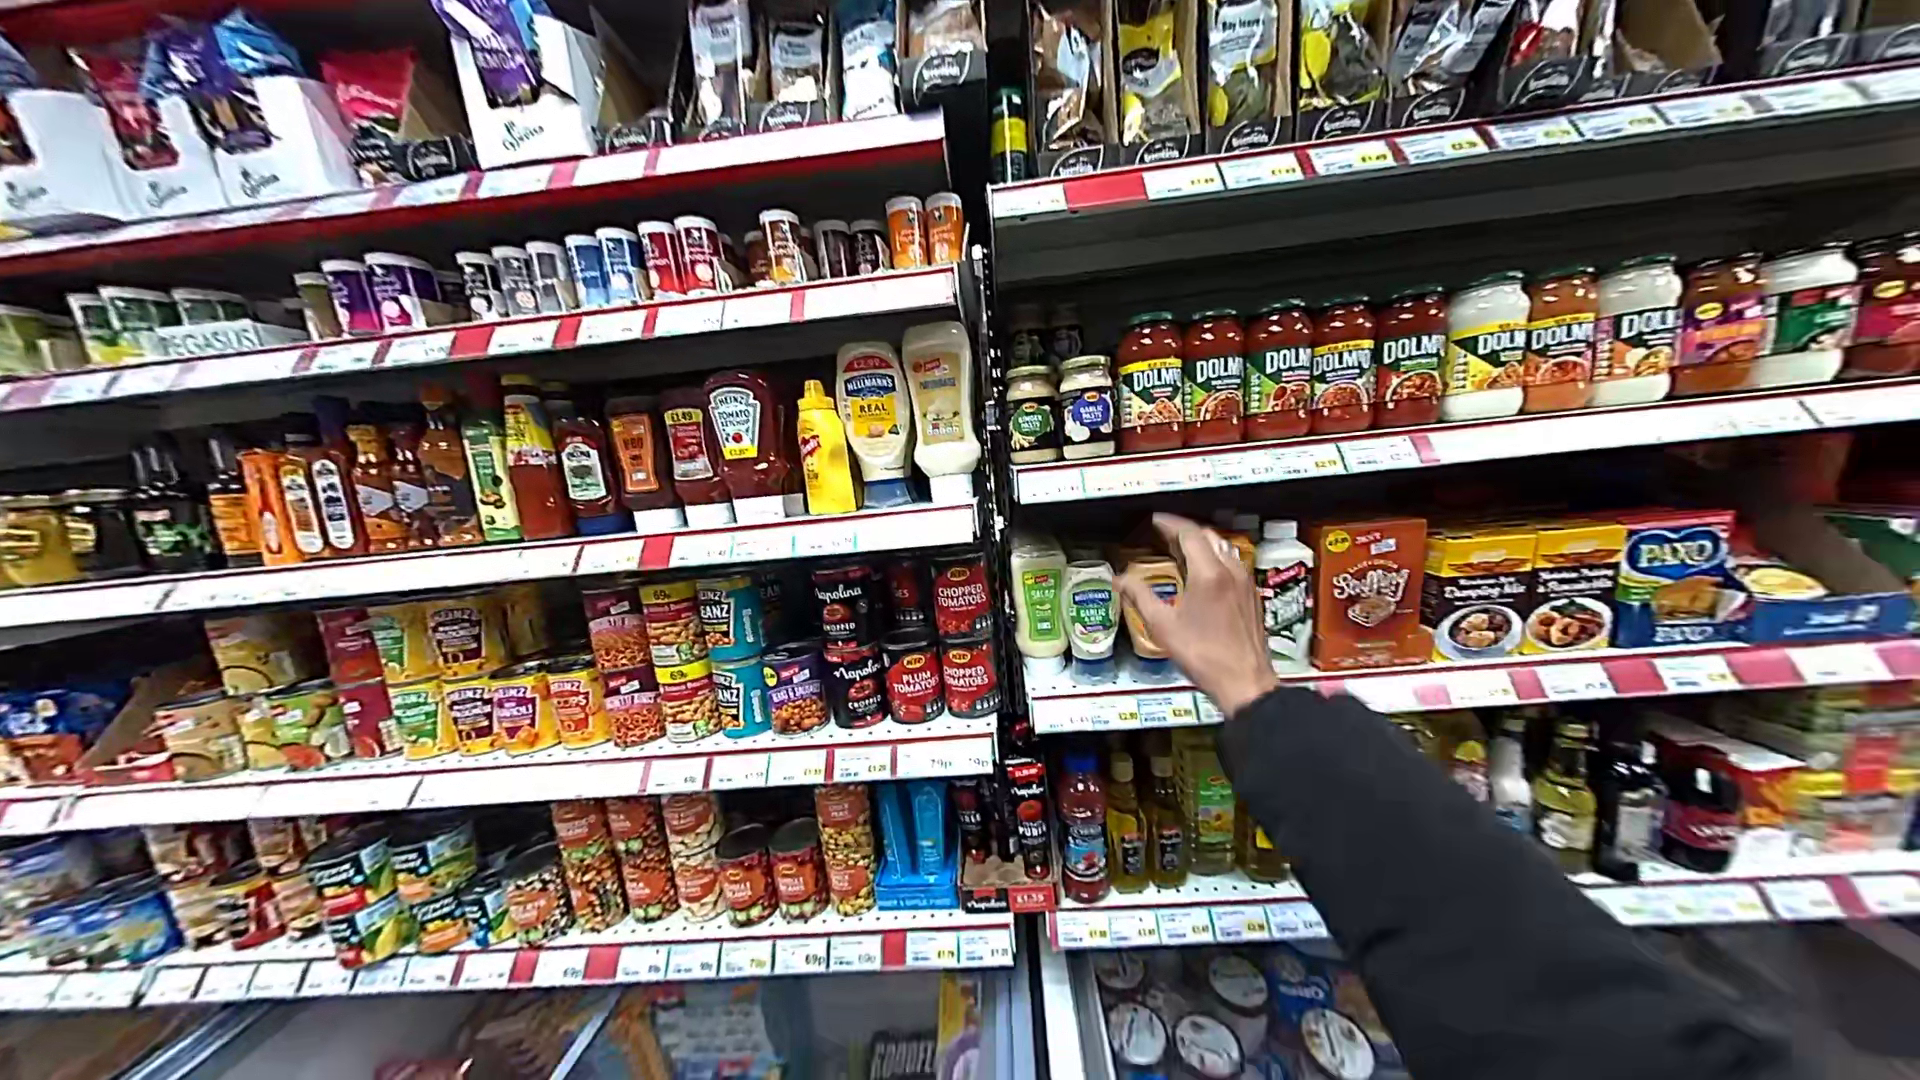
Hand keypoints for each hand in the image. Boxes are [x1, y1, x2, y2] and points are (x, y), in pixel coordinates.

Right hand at [1117, 513, 1277, 716]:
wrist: (1244, 682)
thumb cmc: (1204, 656)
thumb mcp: (1162, 626)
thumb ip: (1139, 596)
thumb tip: (1121, 580)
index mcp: (1209, 574)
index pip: (1189, 533)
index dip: (1169, 523)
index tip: (1155, 521)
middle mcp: (1231, 572)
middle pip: (1207, 536)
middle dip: (1184, 530)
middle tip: (1164, 533)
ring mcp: (1245, 584)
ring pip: (1222, 549)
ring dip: (1201, 543)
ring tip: (1180, 550)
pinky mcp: (1251, 596)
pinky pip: (1232, 564)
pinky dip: (1214, 558)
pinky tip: (1201, 574)